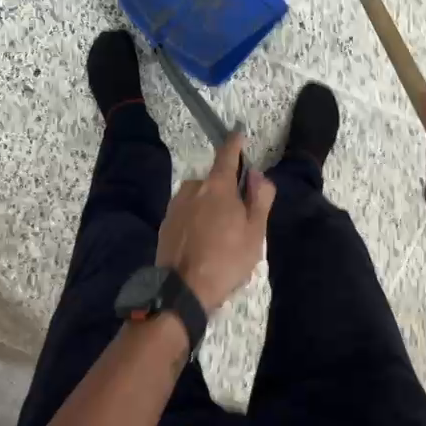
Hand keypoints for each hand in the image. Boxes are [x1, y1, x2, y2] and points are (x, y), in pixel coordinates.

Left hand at [155, 133, 275, 311]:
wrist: (182, 290)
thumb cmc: (226, 260)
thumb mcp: (255, 233)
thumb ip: (259, 198)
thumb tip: (257, 174)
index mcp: (217, 186)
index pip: (227, 154)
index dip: (235, 144)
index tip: (239, 135)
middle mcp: (193, 187)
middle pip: (214, 181)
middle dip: (226, 192)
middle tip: (238, 220)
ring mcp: (176, 205)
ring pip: (199, 198)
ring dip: (210, 208)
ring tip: (220, 238)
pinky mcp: (165, 223)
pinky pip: (187, 214)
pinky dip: (196, 221)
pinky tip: (202, 244)